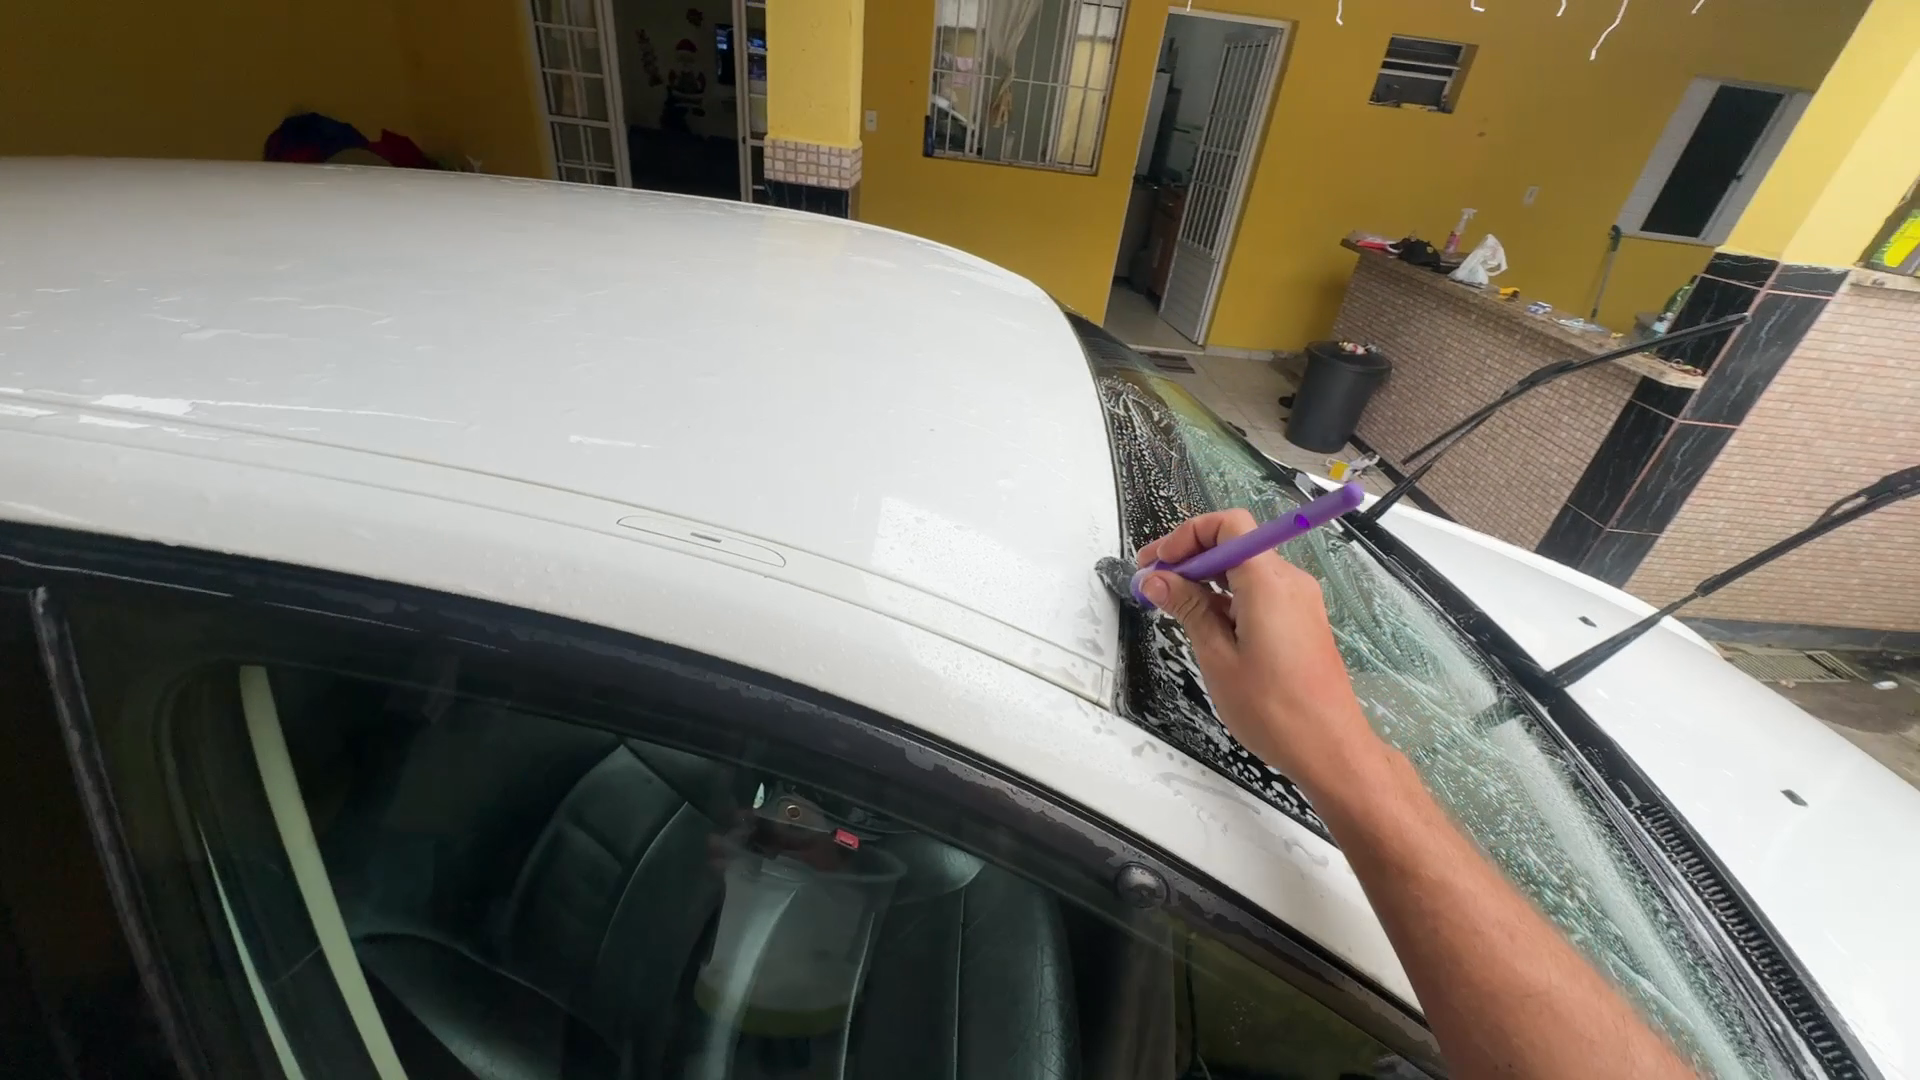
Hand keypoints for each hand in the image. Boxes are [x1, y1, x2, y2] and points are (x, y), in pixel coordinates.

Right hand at [1136, 509, 1382, 798]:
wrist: (1332, 750)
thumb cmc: (1271, 708)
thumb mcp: (1217, 656)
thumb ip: (1188, 608)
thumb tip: (1155, 578)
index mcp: (1268, 582)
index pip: (1228, 525)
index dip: (1187, 535)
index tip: (1156, 564)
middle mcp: (1288, 581)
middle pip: (1234, 543)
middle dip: (1188, 556)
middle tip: (1150, 584)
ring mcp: (1298, 600)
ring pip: (1244, 567)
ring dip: (1205, 577)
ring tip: (1170, 606)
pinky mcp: (1301, 620)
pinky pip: (1258, 591)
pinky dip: (1226, 596)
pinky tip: (1203, 622)